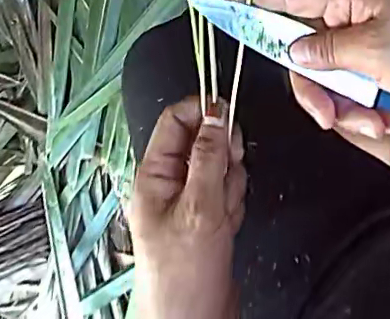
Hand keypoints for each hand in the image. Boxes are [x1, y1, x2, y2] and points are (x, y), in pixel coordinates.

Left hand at [129, 98, 244, 318]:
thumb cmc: (181, 277)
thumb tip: (217, 112)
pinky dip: (234, 203)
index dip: (203, 111)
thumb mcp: (198, 208)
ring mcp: (191, 198)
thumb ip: (209, 156)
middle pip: (205, 138)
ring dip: (230, 185)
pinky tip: (226, 226)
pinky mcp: (209, 214)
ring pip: (222, 163)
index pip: (176, 119)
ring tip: (221, 215)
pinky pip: (230, 188)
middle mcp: (171, 182)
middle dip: (223, 156)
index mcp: (155, 173)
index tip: (228, 114)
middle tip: (223, 179)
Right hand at [228, 0, 389, 145]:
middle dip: (318, 92)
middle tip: (329, 117)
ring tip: (378, 121)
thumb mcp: (372, 52)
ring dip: (346, 109)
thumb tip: (293, 50)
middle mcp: (347, 16)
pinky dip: (362, 111)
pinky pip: (347, 92)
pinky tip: (387, 119)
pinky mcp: (370, 67)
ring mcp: (358, 43)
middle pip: (304, 54)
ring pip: (326, 80)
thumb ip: (326, 52)